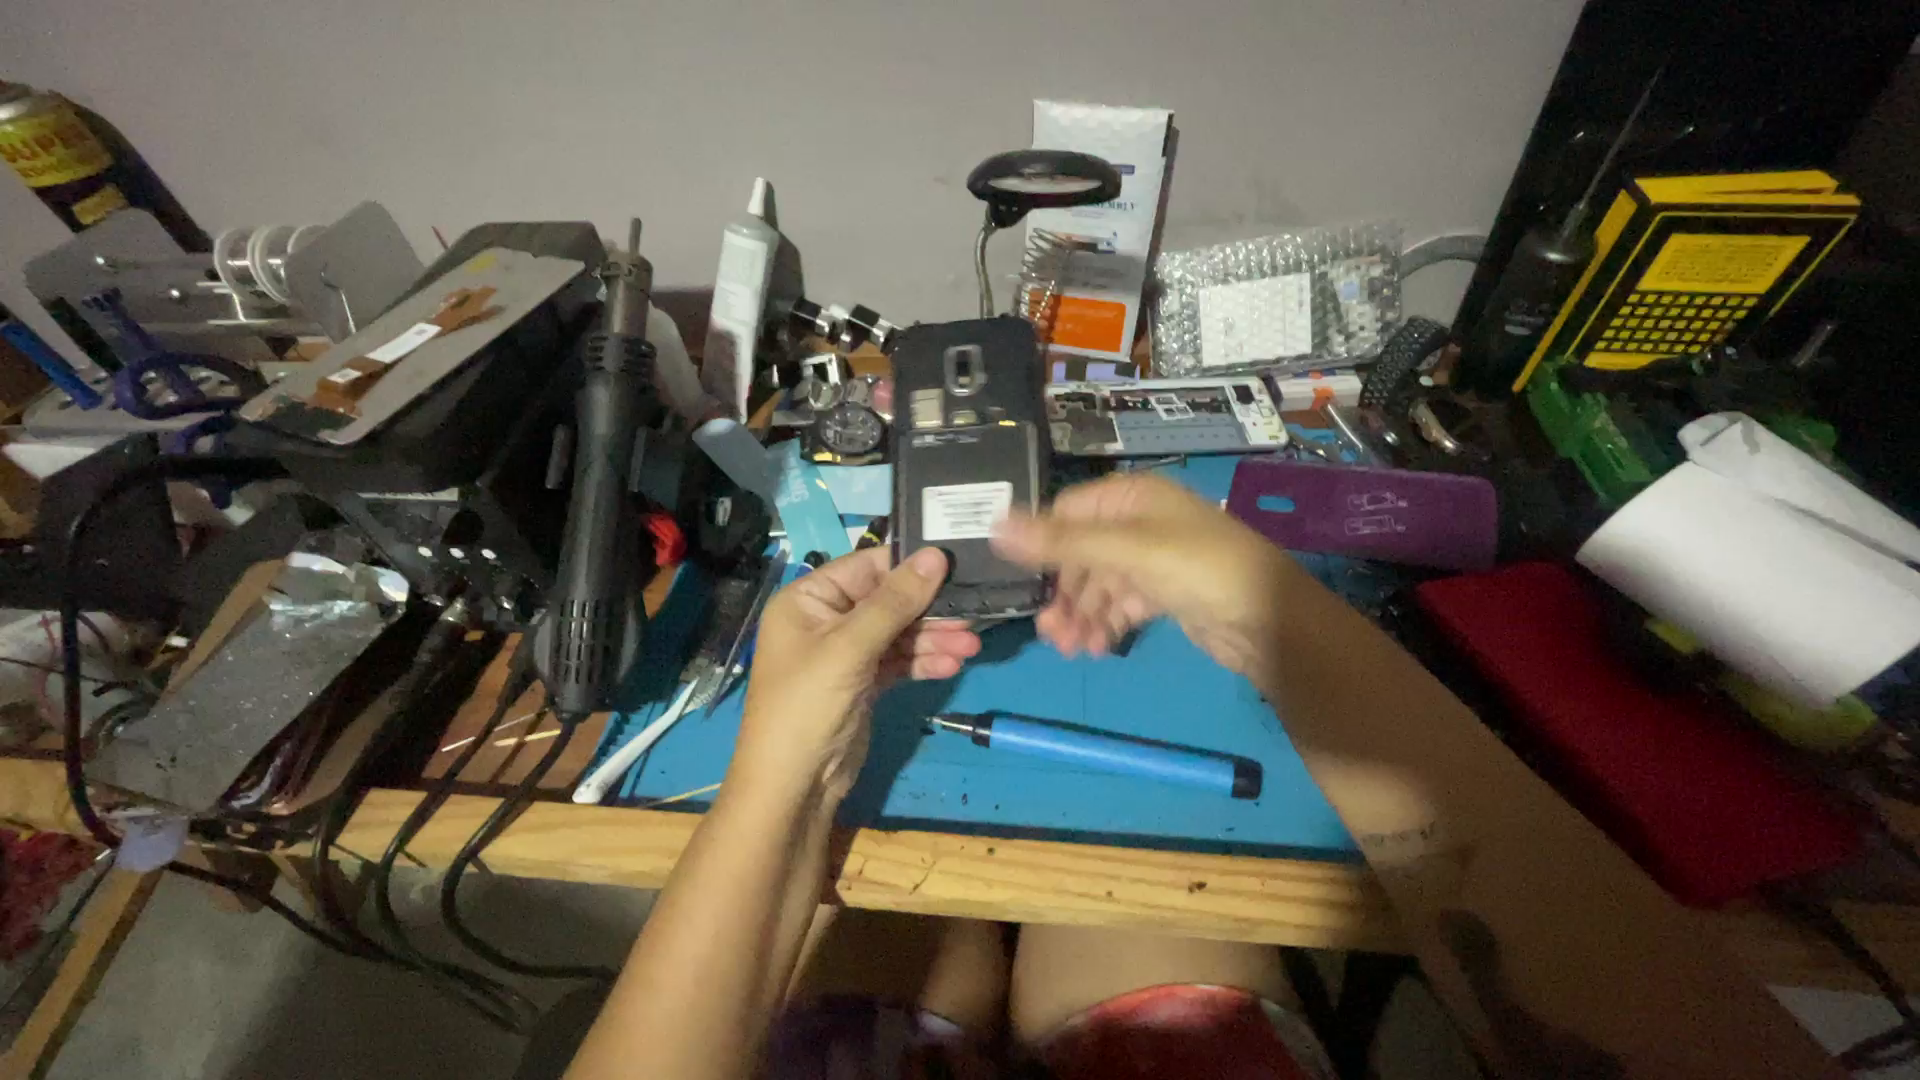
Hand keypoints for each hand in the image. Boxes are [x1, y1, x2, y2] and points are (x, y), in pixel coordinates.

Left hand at [735, 547, 980, 798]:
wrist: (793, 786)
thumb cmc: (808, 705)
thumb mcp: (850, 648)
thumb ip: (895, 602)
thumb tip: (936, 555)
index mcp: (808, 599)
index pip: (866, 567)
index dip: (909, 566)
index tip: (954, 564)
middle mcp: (825, 620)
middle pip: (887, 601)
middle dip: (928, 609)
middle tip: (972, 614)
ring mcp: (846, 653)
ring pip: (898, 633)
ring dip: (933, 638)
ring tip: (971, 647)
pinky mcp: (863, 682)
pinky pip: (898, 661)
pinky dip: (923, 662)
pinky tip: (951, 665)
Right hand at [990, 472, 1296, 679]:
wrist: (1271, 621)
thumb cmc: (1197, 569)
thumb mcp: (1125, 550)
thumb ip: (1060, 541)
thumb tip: (994, 524)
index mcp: (1130, 497)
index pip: (1067, 512)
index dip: (1042, 546)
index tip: (1020, 582)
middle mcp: (1139, 521)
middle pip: (1081, 554)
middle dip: (1064, 593)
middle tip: (1049, 632)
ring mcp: (1153, 559)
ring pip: (1100, 584)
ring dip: (1083, 615)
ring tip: (1073, 649)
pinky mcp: (1165, 593)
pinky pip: (1121, 604)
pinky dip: (1107, 624)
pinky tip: (1097, 648)